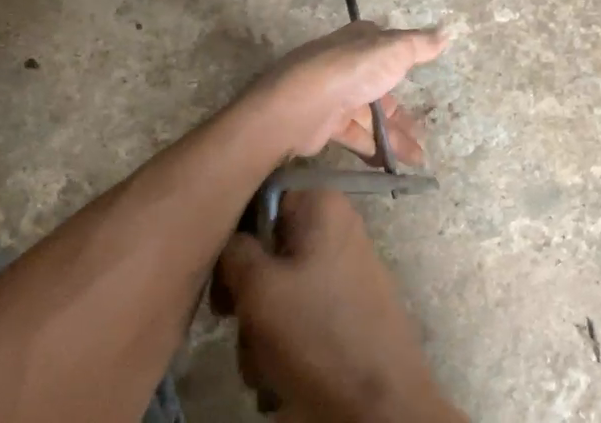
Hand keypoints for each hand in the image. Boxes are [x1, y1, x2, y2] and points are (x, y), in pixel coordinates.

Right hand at [217, 190, 462, 421]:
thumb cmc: (318, 333)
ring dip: (259, 326)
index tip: (219, 273)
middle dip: (246, 292)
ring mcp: (345, 268)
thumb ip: (233, 250)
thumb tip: (231, 243)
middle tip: (234, 320)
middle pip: (267, 248)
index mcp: (322, 205)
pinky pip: (300, 312)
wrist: (381, 407)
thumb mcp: (259, 287)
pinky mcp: (349, 308)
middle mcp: (337, 227)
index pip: (258, 199)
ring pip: (279, 286)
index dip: (232, 234)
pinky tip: (278, 371)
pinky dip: (283, 340)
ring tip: (261, 358)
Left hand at [250, 22, 445, 166]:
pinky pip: (356, 136)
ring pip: (370, 117)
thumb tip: (447, 32)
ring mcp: (335, 95)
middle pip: (380, 88)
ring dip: (394, 137)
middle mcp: (347, 65)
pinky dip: (374, 149)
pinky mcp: (326, 124)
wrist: (302, 104)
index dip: (403, 60)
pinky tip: (391, 166)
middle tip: (425, 135)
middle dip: (401, 112)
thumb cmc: (353, 70)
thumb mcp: (394, 50)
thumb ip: (420, 45)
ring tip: (418, 160)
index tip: (422, 77)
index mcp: (361, 42)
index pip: (385, 47)